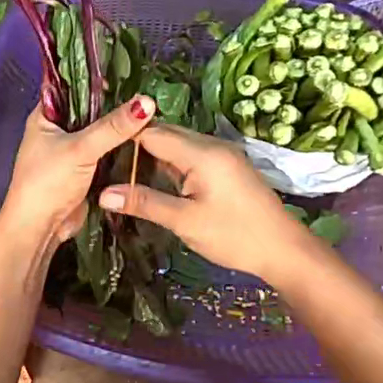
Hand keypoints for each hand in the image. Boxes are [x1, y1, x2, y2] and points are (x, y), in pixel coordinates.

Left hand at [0, 93, 157, 247]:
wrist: (40, 227)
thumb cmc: (48, 181)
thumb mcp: (81, 148)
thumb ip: (114, 127)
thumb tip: (147, 102)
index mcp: (46, 116)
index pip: (72, 86)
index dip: (96, 79)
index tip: (126, 75)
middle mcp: (58, 130)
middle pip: (91, 110)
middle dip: (115, 106)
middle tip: (146, 97)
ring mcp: (72, 151)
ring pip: (100, 133)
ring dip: (120, 129)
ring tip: (152, 115)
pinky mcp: (85, 170)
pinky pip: (106, 153)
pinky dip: (121, 149)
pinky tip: (143, 141)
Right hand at [97, 124, 319, 282]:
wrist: (283, 249)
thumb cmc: (234, 235)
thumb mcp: (185, 221)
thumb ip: (145, 203)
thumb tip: (103, 194)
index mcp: (202, 153)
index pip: (153, 133)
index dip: (125, 140)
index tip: (99, 154)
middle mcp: (212, 145)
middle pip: (166, 135)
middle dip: (137, 147)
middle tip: (106, 165)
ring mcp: (223, 155)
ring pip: (179, 146)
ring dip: (154, 156)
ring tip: (124, 173)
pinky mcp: (228, 168)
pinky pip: (193, 156)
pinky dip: (172, 165)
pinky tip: (156, 181)